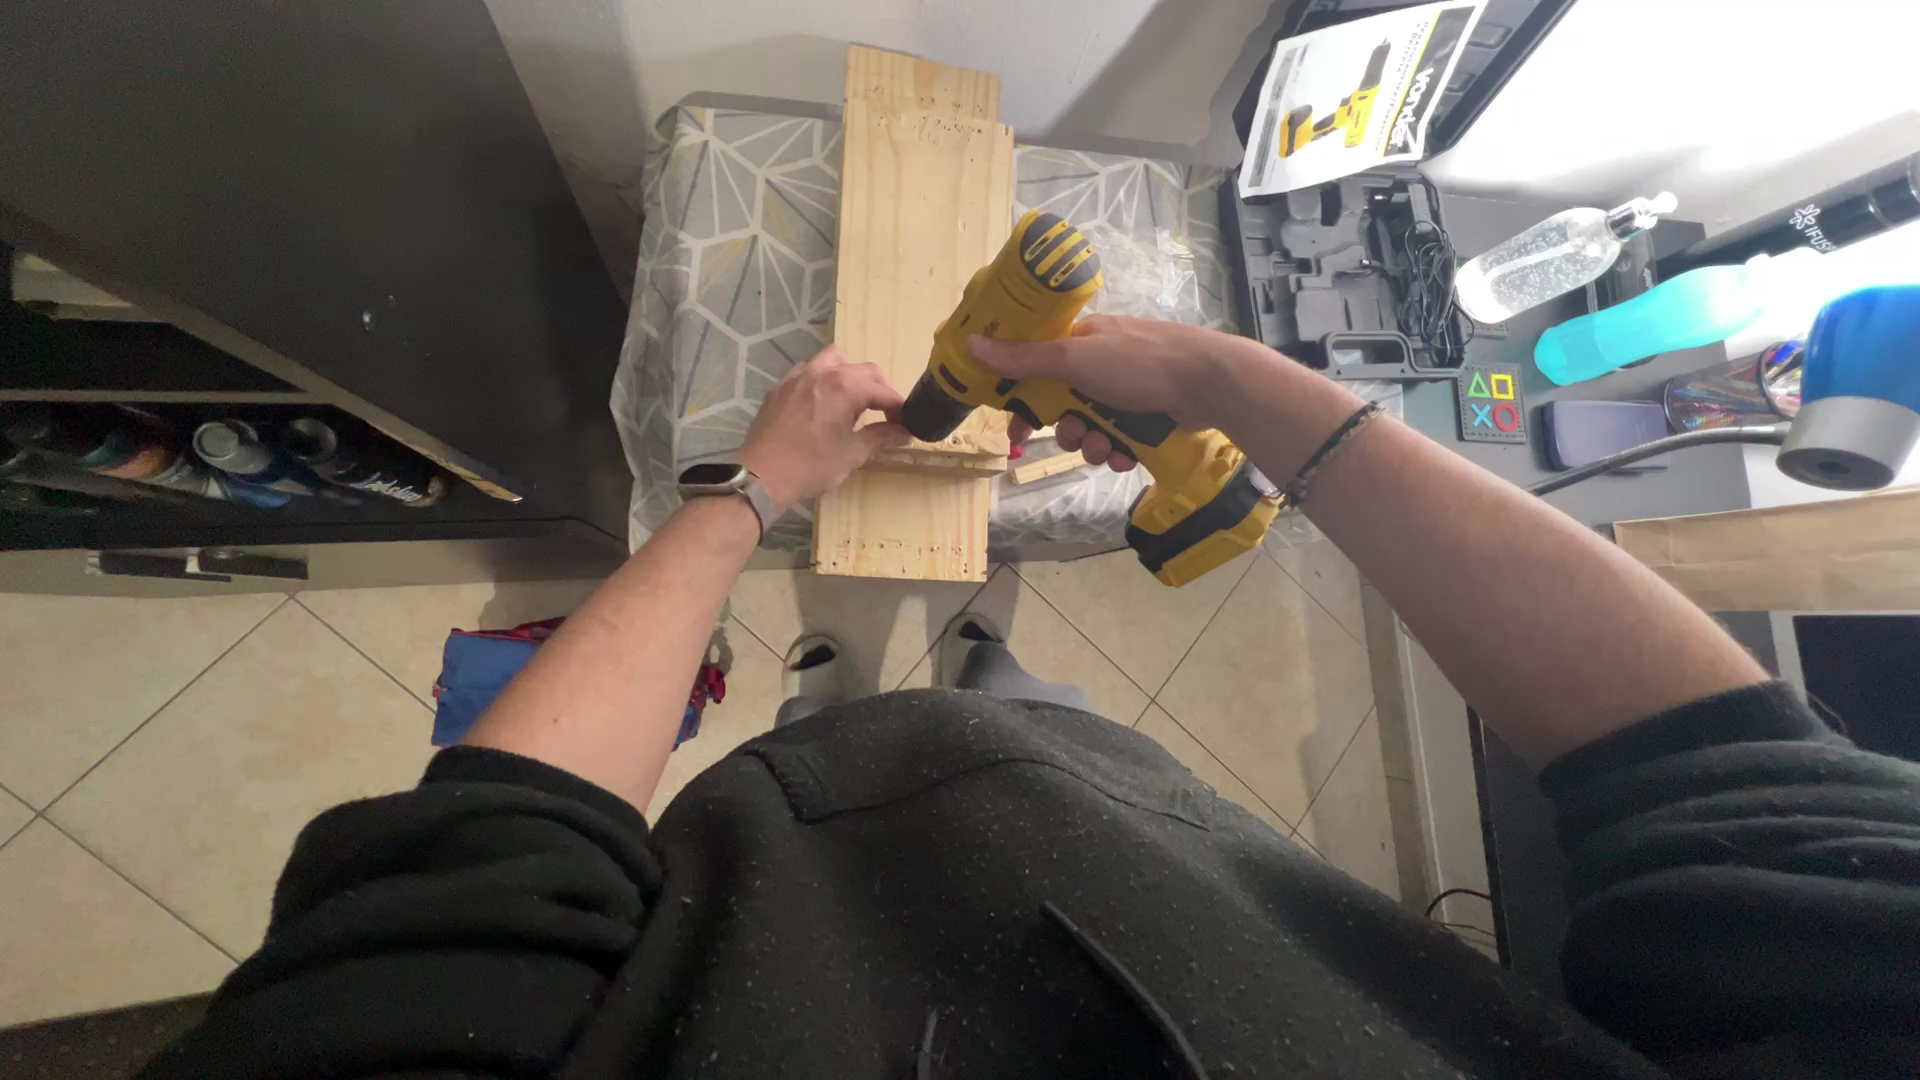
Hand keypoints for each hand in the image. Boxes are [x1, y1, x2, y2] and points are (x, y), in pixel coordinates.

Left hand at [739, 345, 910, 511]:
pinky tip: (823, 403)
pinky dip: (824, 381)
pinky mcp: (780, 388)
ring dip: (851, 375)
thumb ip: (881, 437)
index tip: (905, 426)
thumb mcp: (852, 453)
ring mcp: (798, 377)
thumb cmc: (812, 466)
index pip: (883, 390)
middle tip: (885, 416)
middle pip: (863, 370)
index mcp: (845, 386)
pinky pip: (808, 371)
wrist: (762, 476)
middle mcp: (822, 372)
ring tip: (853, 401)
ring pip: (834, 360)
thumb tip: (904, 432)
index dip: (899, 408)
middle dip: (879, 390)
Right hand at [967, 315, 1258, 471]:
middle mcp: (1101, 365)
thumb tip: (973, 344)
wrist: (1208, 384)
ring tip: (1106, 447)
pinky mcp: (1147, 417)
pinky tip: (1126, 455)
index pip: (1038, 371)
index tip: (1016, 432)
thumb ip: (1024, 359)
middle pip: (1063, 407)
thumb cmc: (1139, 363)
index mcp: (1082, 342)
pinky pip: (1117, 441)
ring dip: (1091, 445)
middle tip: (1073, 436)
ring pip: (1090, 429)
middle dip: (1066, 430)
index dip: (1024, 402)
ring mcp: (1126, 392)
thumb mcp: (1074, 360)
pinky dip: (1117, 452)